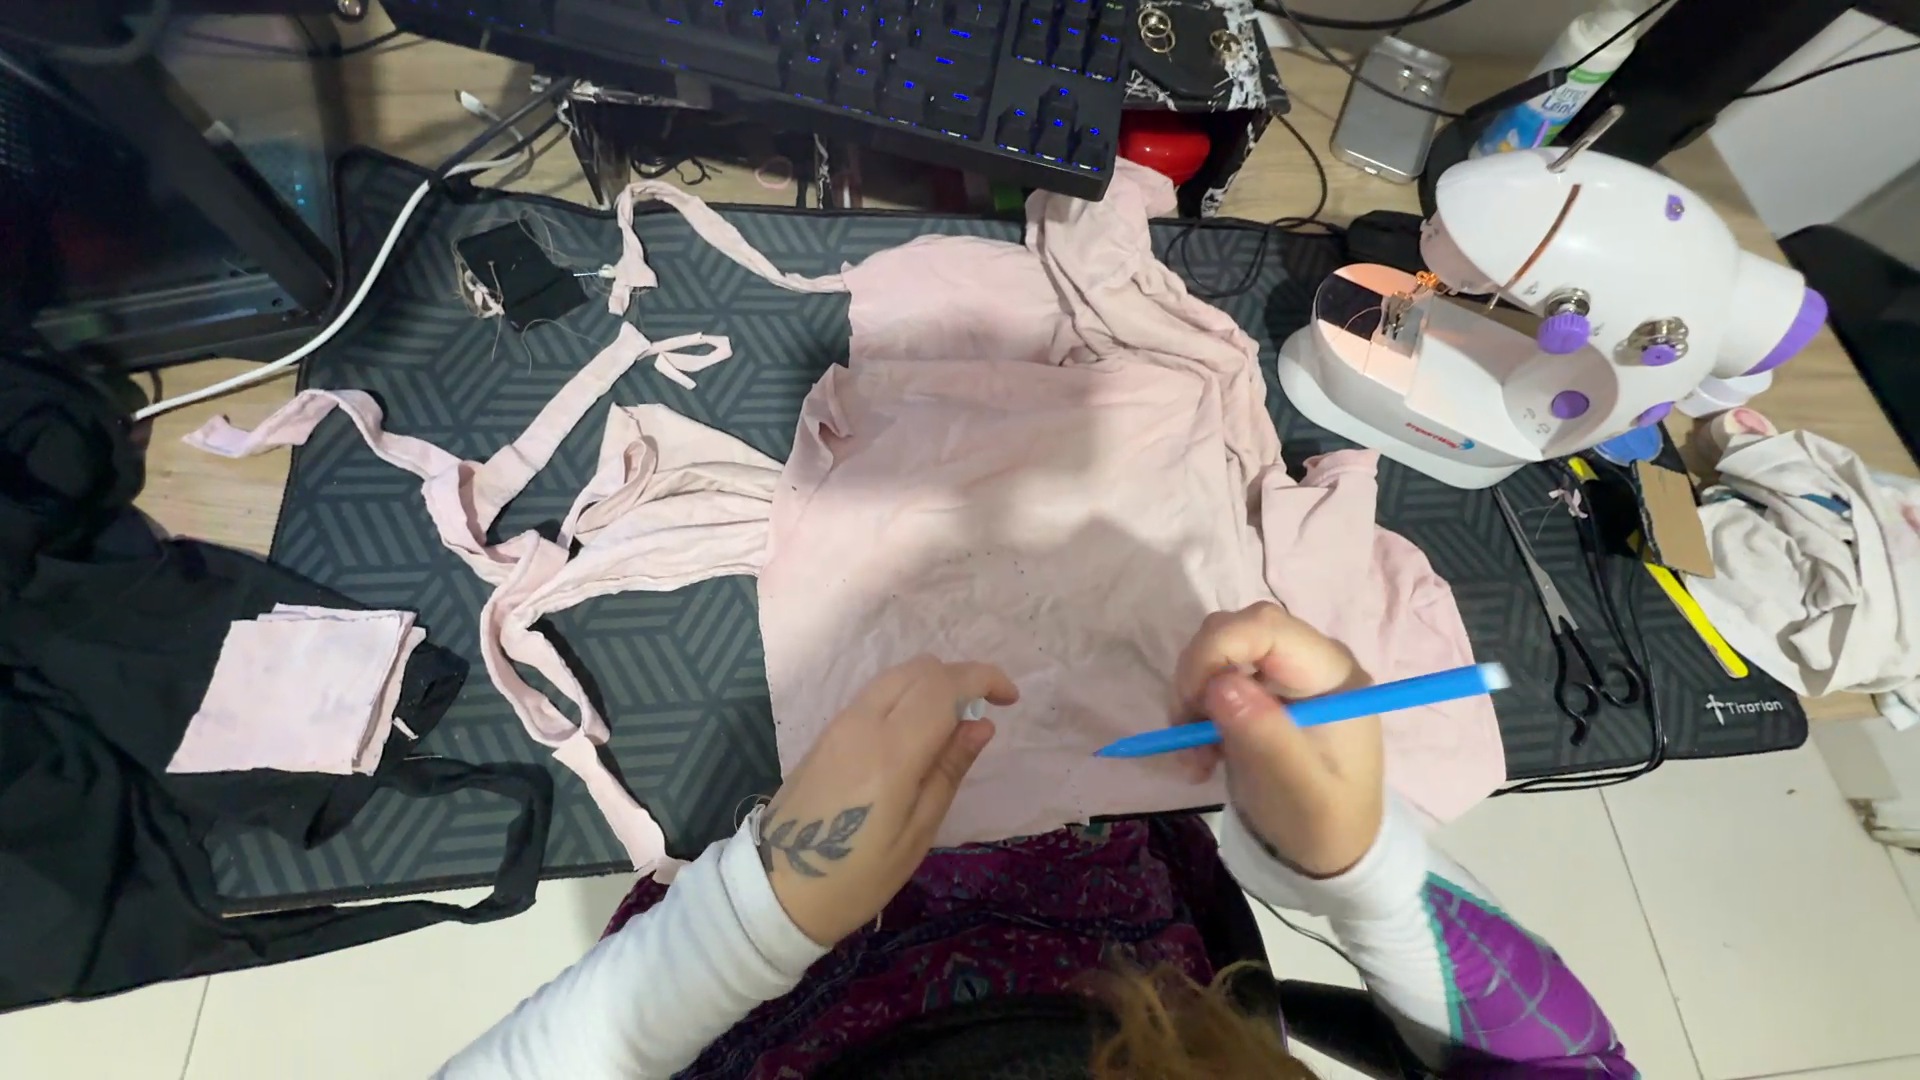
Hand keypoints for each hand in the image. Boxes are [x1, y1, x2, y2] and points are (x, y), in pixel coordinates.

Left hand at [759, 655, 1017, 944]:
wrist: (776, 891)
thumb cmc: (857, 876)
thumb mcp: (917, 833)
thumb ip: (949, 769)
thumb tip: (981, 723)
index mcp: (891, 751)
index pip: (943, 685)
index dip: (983, 678)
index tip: (1010, 698)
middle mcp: (863, 722)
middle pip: (920, 668)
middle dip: (960, 677)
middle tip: (983, 710)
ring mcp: (840, 722)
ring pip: (896, 674)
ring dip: (933, 682)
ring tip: (954, 720)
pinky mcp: (828, 731)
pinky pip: (877, 692)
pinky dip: (908, 693)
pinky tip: (918, 729)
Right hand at [1174, 602, 1382, 877]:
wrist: (1328, 852)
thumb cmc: (1323, 823)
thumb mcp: (1299, 792)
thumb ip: (1267, 738)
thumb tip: (1219, 684)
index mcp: (1331, 673)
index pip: (1264, 626)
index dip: (1216, 650)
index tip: (1192, 702)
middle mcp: (1306, 660)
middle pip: (1231, 631)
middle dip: (1196, 678)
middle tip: (1188, 733)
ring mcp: (1279, 672)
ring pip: (1210, 652)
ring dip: (1189, 701)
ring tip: (1196, 759)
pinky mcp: (1256, 688)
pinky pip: (1207, 677)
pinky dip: (1191, 712)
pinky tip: (1200, 756)